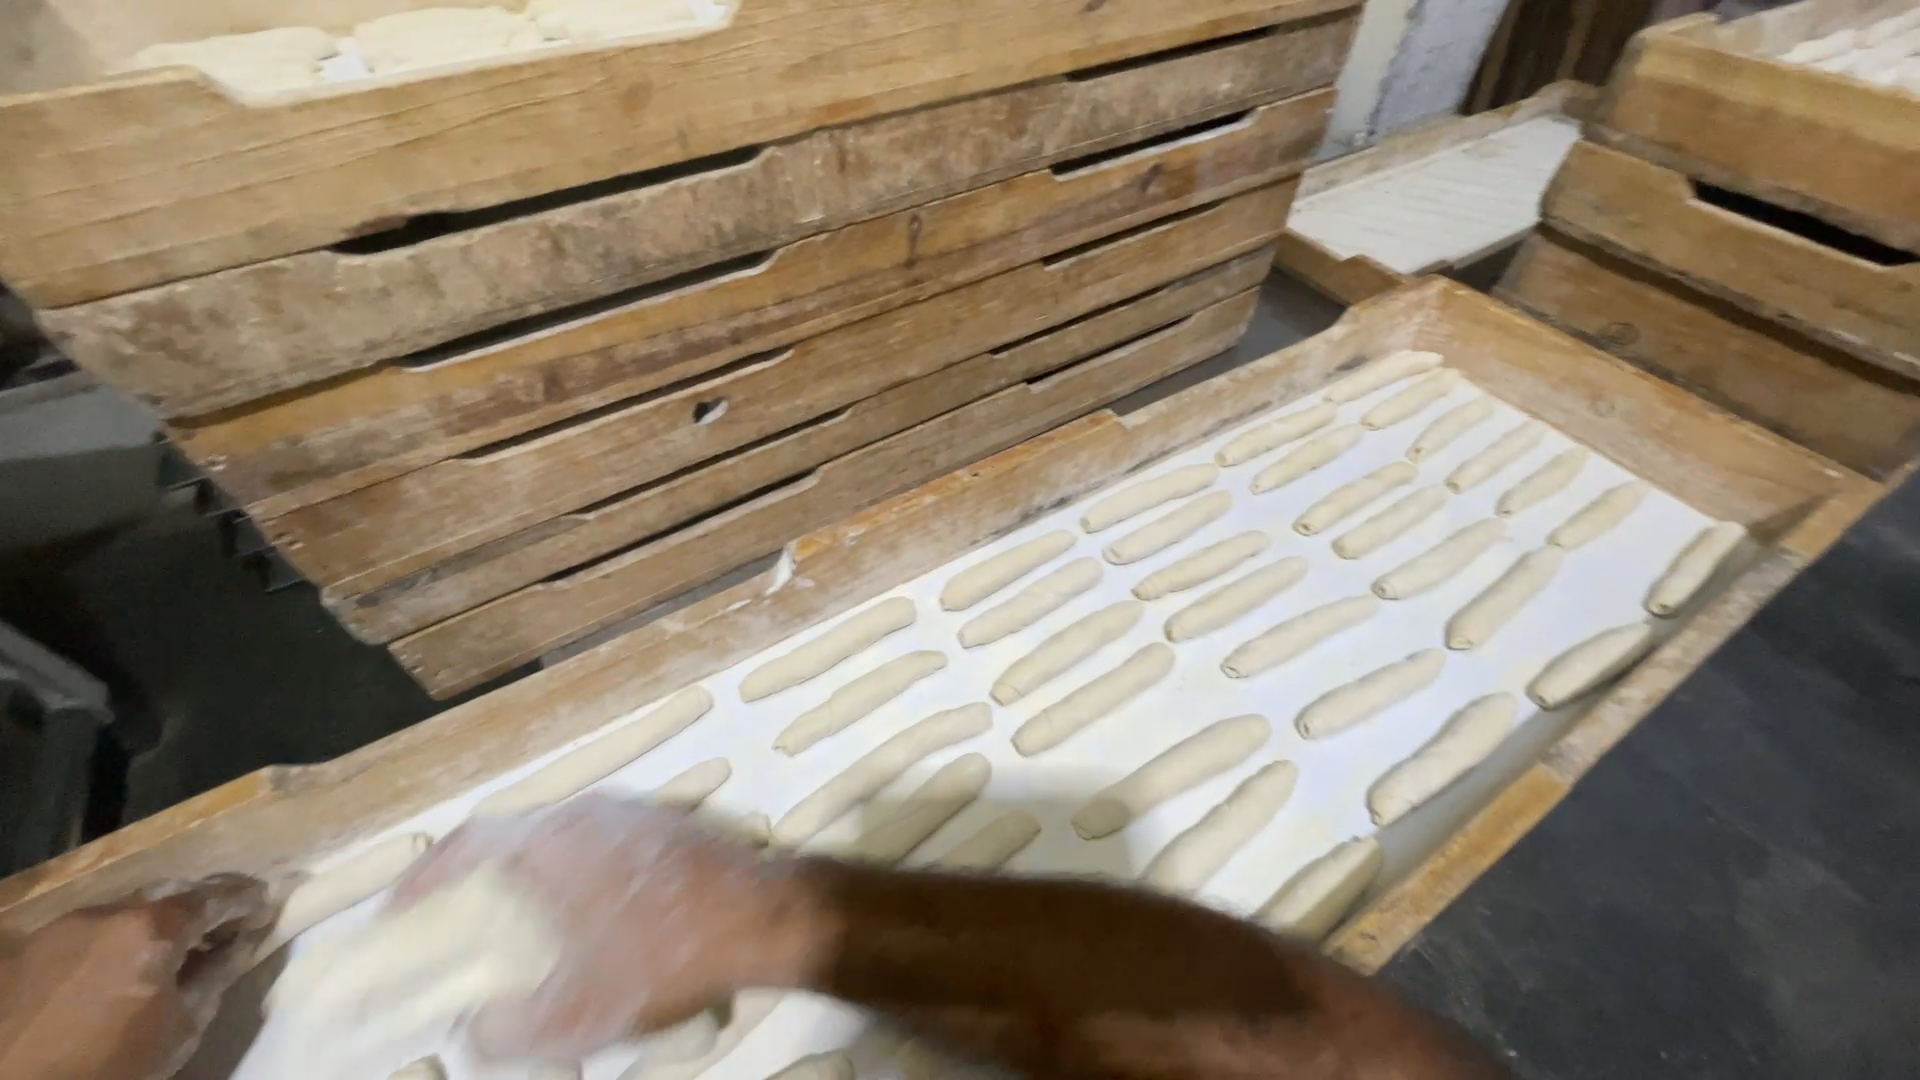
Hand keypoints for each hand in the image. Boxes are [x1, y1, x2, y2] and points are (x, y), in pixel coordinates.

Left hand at [0, 875, 273, 1079]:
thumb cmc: (113, 1064)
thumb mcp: (186, 1021)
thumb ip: (221, 969)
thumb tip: (244, 938)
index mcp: (152, 927)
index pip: (220, 895)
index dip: (251, 902)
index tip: (265, 915)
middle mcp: (105, 914)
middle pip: (171, 894)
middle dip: (203, 907)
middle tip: (222, 930)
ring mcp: (56, 932)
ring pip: (125, 910)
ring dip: (156, 922)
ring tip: (168, 950)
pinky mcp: (21, 955)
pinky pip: (84, 933)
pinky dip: (113, 940)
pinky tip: (118, 967)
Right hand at [390, 797, 824, 1062]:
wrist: (767, 915)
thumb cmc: (667, 957)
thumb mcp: (573, 1017)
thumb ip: (504, 1029)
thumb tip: (476, 1024)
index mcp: (553, 841)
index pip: (465, 844)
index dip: (421, 882)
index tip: (395, 920)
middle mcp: (589, 811)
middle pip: (509, 838)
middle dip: (472, 884)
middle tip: (453, 931)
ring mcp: (632, 811)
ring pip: (555, 839)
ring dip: (524, 879)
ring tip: (512, 930)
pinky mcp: (664, 824)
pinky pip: (594, 843)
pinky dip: (568, 875)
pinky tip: (579, 915)